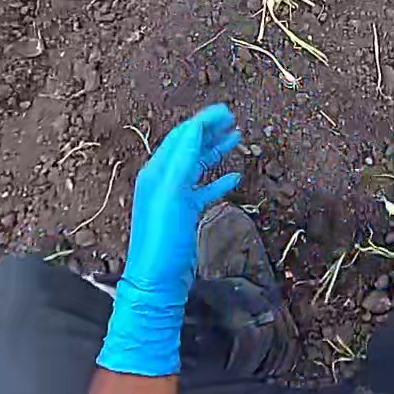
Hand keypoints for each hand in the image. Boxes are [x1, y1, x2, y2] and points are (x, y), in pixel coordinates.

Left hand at [97, 104, 243, 375]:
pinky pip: (205, 189)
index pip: (182, 136)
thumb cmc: (162, 239)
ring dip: (216, 150)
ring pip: (199, 165)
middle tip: (232, 119)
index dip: (203, 121)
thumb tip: (195, 128)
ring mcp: (176, 197)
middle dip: (210, 131)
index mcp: (159, 172)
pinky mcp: (186, 214)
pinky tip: (234, 176)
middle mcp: (165, 180)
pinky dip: (219, 180)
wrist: (157, 281)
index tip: (226, 111)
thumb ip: (184, 160)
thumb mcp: (172, 194)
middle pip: (190, 147)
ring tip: (236, 137)